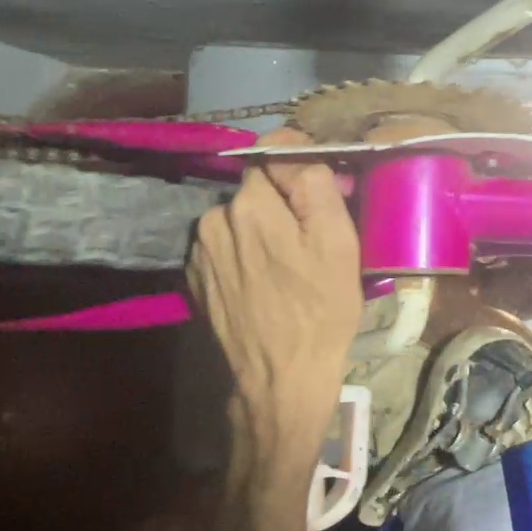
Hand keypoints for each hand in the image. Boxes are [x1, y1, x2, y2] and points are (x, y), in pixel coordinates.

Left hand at [187, 129, 362, 452]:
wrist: (280, 377)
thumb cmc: (320, 309)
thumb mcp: (338, 242)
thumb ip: (315, 184)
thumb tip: (296, 153)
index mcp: (249, 205)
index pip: (271, 154)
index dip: (300, 166)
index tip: (322, 190)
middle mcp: (213, 219)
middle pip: (254, 190)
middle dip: (282, 202)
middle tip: (312, 237)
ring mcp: (198, 251)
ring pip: (238, 218)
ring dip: (262, 228)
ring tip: (288, 263)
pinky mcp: (193, 278)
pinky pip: (226, 245)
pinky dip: (245, 252)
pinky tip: (265, 281)